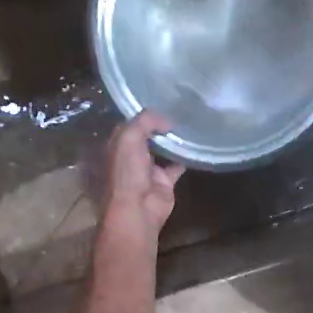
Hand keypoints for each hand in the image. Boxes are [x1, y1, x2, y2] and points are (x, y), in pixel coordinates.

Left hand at [99, 111, 183, 245]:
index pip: (129, 125)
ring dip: (173, 140)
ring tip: (189, 123)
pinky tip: (195, 144)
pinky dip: (185, 157)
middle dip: (160, 126)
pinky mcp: (164, 181)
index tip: (162, 103)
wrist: (137, 209)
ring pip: (162, 150)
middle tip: (180, 110)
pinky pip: (176, 165)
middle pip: (146, 137)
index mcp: (117, 146)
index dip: (143, 115)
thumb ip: (146, 121)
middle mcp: (130, 157)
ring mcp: (148, 170)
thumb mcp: (129, 137)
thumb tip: (167, 120)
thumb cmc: (127, 172)